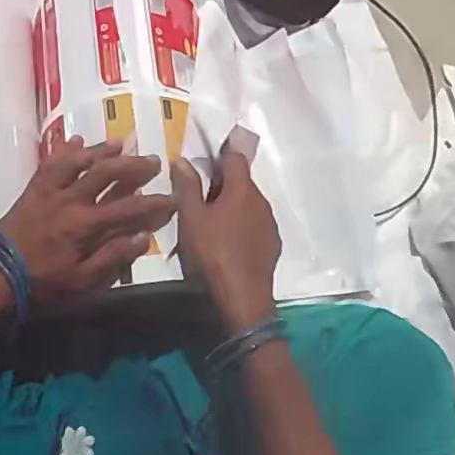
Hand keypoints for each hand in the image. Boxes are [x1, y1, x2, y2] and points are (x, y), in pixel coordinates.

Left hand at [0, 138, 174, 303]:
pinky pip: (52, 163)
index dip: (153, 202)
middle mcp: (71, 200)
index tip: (172, 198)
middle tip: (152, 160)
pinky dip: (66, 150)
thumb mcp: (82, 280)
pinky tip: (76, 140)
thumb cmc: (43, 281)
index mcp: (86, 224)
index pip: (129, 207)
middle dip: (133, 166)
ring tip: (121, 142)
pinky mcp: (34, 189)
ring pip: (80, 161)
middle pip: (107, 173)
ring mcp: (50, 191)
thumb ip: (113, 257)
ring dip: (102, 150)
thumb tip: (143, 237)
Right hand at [173, 148, 280, 331]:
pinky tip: (226, 247)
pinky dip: (240, 228)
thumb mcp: (191, 220)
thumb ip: (187, 188)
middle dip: (220, 186)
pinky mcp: (272, 245)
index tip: (200, 168)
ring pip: (248, 206)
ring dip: (231, 209)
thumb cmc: (213, 255)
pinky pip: (254, 227)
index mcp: (242, 190)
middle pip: (241, 183)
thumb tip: (182, 160)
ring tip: (209, 228)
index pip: (235, 157)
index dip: (218, 156)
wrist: (243, 298)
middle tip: (196, 203)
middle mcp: (262, 202)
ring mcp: (270, 225)